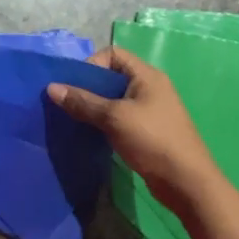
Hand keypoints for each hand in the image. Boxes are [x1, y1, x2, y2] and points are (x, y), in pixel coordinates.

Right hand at [47, 46, 221, 206]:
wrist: (187, 184)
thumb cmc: (152, 141)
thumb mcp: (114, 118)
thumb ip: (83, 102)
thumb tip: (51, 88)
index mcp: (146, 76)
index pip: (112, 54)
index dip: (92, 64)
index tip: (76, 85)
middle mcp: (150, 88)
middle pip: (111, 77)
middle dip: (88, 87)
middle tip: (69, 102)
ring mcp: (150, 111)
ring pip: (114, 99)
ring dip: (94, 107)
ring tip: (76, 118)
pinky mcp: (148, 131)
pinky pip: (120, 117)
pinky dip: (104, 122)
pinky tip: (91, 133)